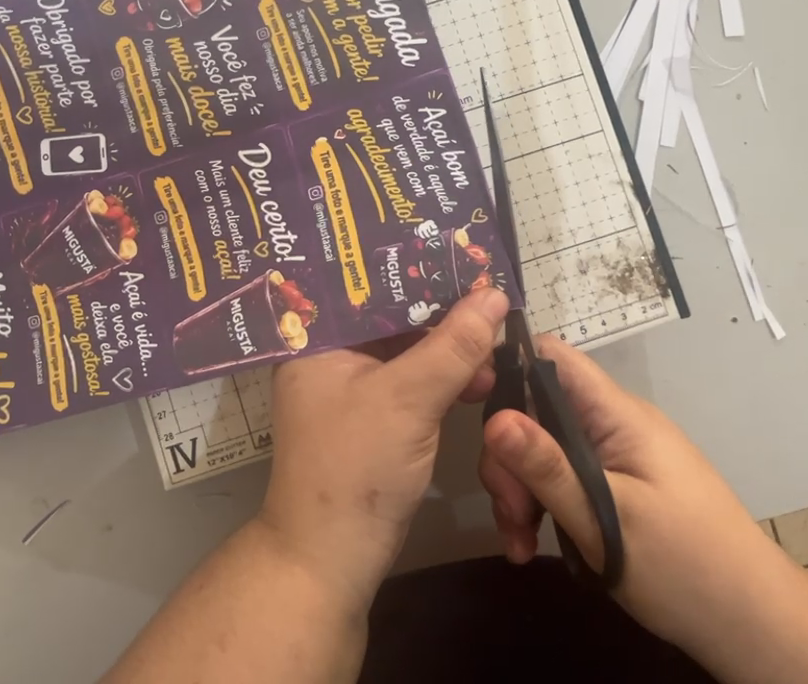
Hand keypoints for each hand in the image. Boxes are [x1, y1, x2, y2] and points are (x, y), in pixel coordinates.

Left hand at [255, 286, 507, 613]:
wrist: (332, 556)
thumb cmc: (356, 465)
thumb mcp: (408, 398)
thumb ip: (452, 345)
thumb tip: (492, 293)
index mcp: (314, 337)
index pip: (362, 285)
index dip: (410, 267)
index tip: (458, 251)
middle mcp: (326, 354)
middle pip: (387, 316)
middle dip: (438, 311)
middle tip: (487, 300)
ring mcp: (348, 387)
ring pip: (403, 349)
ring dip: (446, 348)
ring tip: (491, 348)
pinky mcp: (371, 416)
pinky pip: (409, 380)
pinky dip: (441, 378)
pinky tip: (477, 378)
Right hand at [478, 334, 802, 661]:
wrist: (756, 630)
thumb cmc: (688, 569)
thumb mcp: (606, 521)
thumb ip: (547, 468)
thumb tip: (493, 417)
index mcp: (618, 415)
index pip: (552, 358)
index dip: (507, 367)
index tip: (477, 413)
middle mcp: (613, 425)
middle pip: (536, 410)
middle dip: (510, 456)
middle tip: (509, 510)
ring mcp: (613, 457)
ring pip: (542, 449)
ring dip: (521, 490)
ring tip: (519, 540)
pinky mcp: (612, 487)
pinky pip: (560, 478)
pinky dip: (540, 506)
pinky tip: (530, 544)